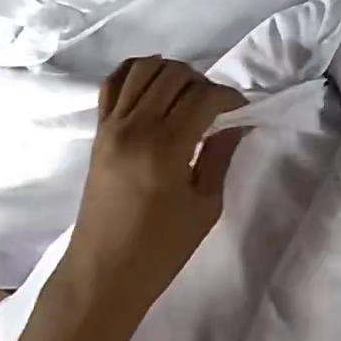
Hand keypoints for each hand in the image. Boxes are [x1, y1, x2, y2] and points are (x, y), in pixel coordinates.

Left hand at [60, 57, 246, 318]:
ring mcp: (112, 125)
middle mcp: (135, 126)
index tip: (242, 109)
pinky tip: (153, 82)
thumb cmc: (160, 249)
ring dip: (171, 73)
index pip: (203, 97)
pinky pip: (112, 84)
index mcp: (166, 148)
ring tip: (187, 95)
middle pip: (173, 75)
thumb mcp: (204, 207)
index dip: (228, 96)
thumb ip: (219, 157)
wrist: (104, 271)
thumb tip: (235, 125)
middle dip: (202, 82)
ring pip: (142, 69)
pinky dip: (134, 72)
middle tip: (216, 106)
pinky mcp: (98, 131)